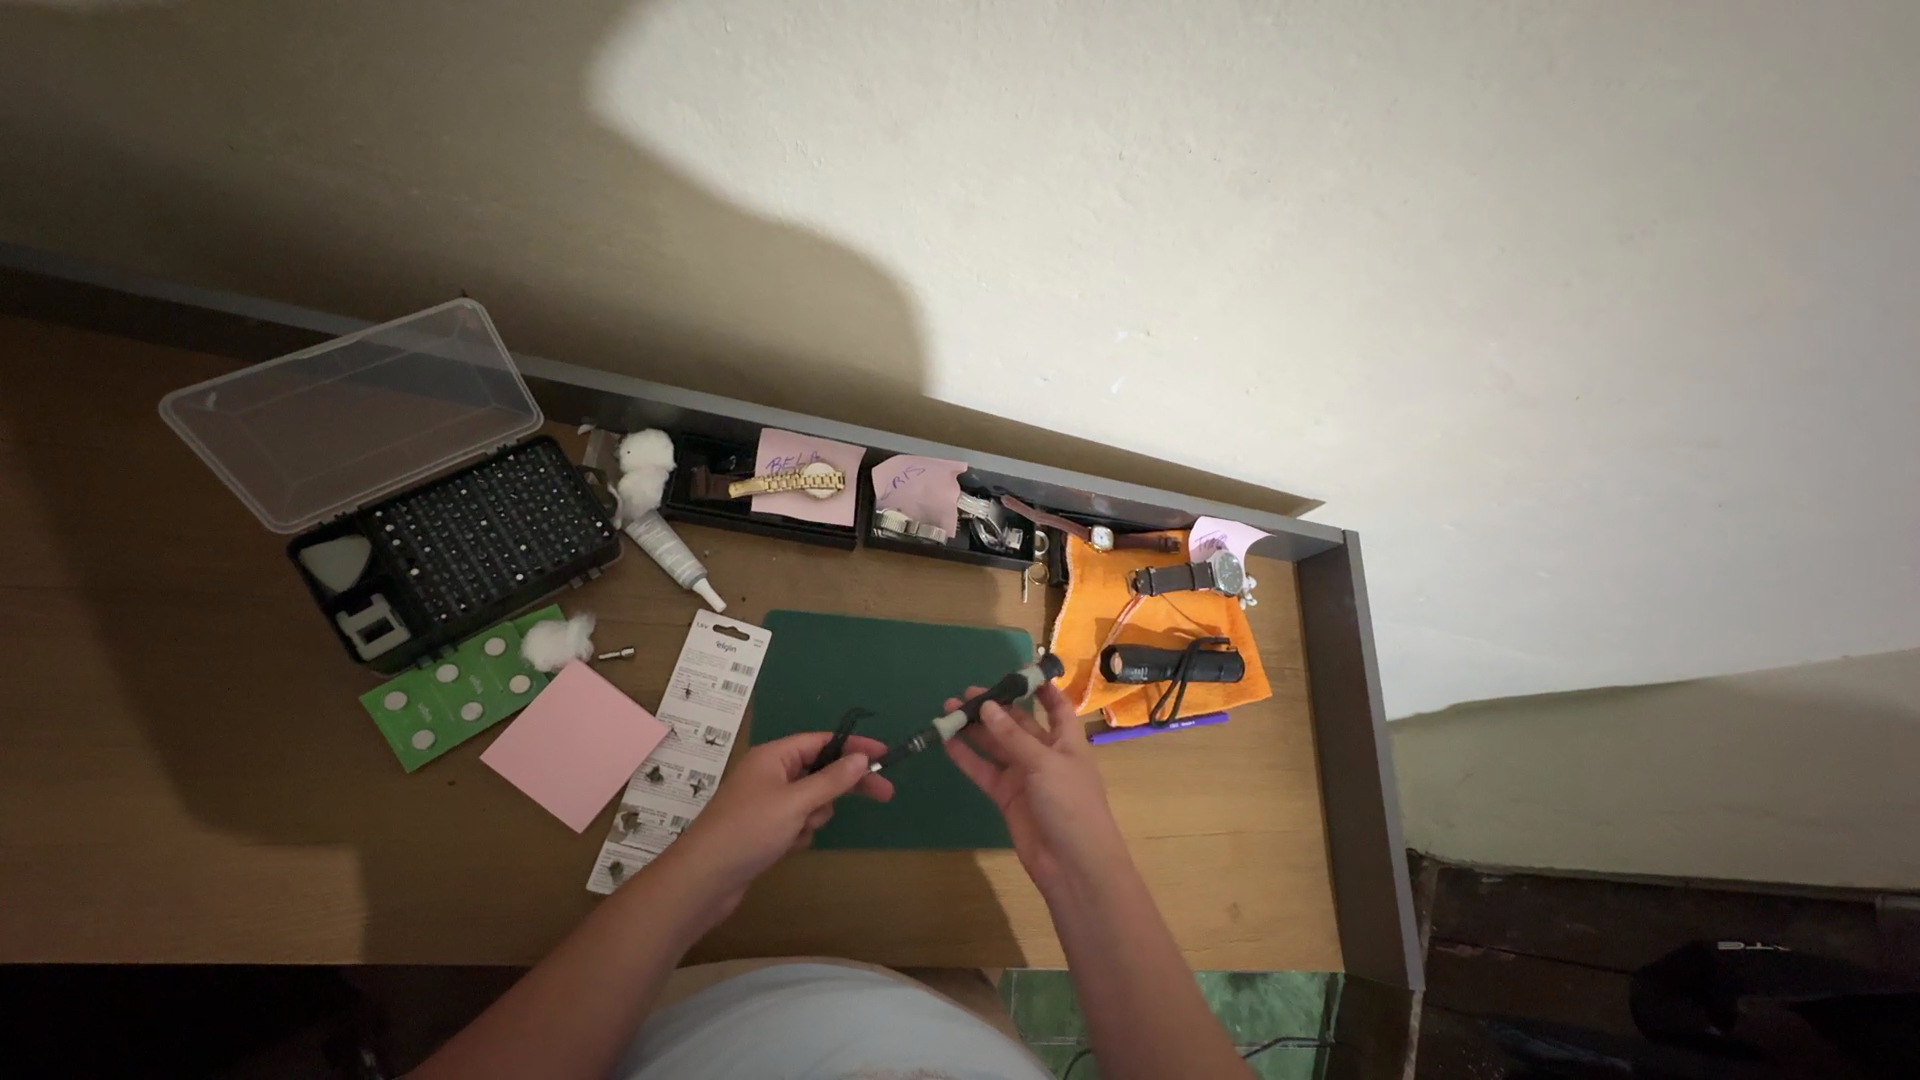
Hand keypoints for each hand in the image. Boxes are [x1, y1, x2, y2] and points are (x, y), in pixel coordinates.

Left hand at [669, 732, 894, 919]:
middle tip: (885, 794)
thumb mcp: (795, 802)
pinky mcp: (765, 829)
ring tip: (798, 830)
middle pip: (821, 771)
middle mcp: (770, 774)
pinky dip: (800, 832)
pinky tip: (786, 846)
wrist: (703, 880)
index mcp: (774, 756)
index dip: (854, 747)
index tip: (884, 754)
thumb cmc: (748, 831)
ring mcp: (766, 802)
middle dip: (846, 784)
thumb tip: (861, 758)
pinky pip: (797, 821)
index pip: (822, 742)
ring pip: (811, 800)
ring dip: (815, 814)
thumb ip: (831, 780)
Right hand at [944, 683, 1128, 895]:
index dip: (1042, 689)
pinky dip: (967, 757)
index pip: (1056, 707)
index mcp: (1066, 741)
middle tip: (965, 693)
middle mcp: (1045, 754)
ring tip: (949, 710)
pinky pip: (984, 771)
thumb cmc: (1071, 805)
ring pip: (996, 746)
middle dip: (994, 707)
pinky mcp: (1007, 798)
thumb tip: (987, 706)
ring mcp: (1025, 777)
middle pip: (1017, 724)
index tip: (1019, 672)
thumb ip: (1012, 736)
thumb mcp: (1044, 763)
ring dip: (975, 730)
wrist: (1072, 864)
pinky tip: (947, 742)